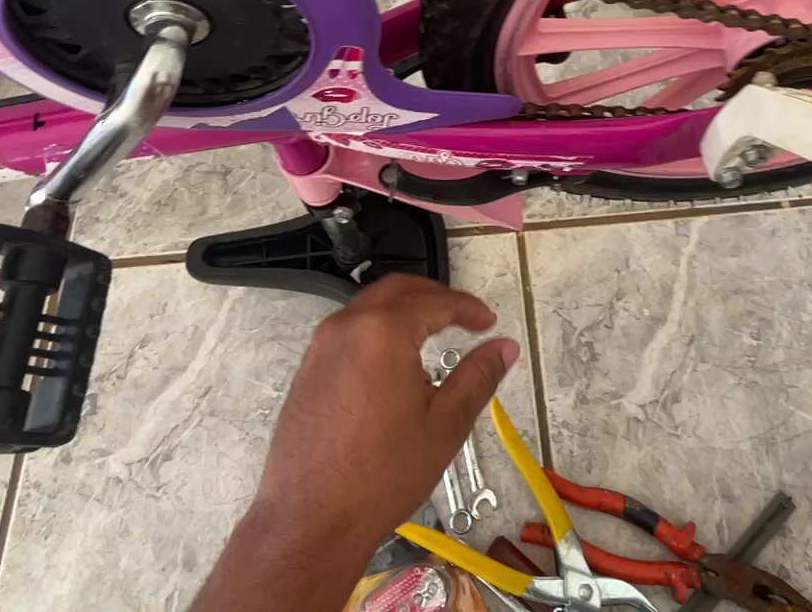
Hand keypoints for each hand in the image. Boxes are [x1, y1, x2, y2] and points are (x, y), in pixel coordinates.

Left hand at [193, 276, 518, 611]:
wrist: (309, 520)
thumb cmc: (383, 473)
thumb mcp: (444, 424)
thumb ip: (478, 376)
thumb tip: (504, 346)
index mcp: (384, 331)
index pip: (435, 302)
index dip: (468, 308)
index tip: (488, 322)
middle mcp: (348, 325)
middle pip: (398, 289)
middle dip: (435, 297)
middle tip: (464, 317)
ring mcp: (321, 345)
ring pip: (370, 306)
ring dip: (404, 309)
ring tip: (433, 334)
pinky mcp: (307, 368)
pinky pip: (349, 330)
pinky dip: (378, 329)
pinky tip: (394, 363)